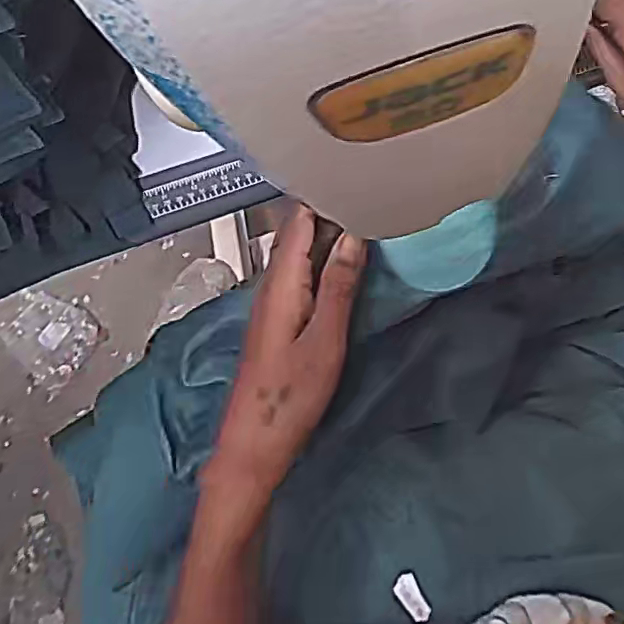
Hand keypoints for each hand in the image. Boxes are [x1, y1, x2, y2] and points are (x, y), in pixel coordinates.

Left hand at [200, 205, 366, 537]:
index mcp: (281, 283)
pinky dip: (324, 259)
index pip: (299, 220)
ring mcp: (274, 301)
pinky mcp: (280, 317)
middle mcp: (272, 284)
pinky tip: (346, 262)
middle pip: (299, 232)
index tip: (358, 176)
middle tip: (370, 194)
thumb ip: (339, 286)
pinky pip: (303, 272)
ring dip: (329, 234)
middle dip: (331, 210)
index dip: (325, 195)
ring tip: (365, 219)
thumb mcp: (325, 341)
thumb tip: (353, 236)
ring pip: (302, 251)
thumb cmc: (289, 398)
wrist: (252, 447)